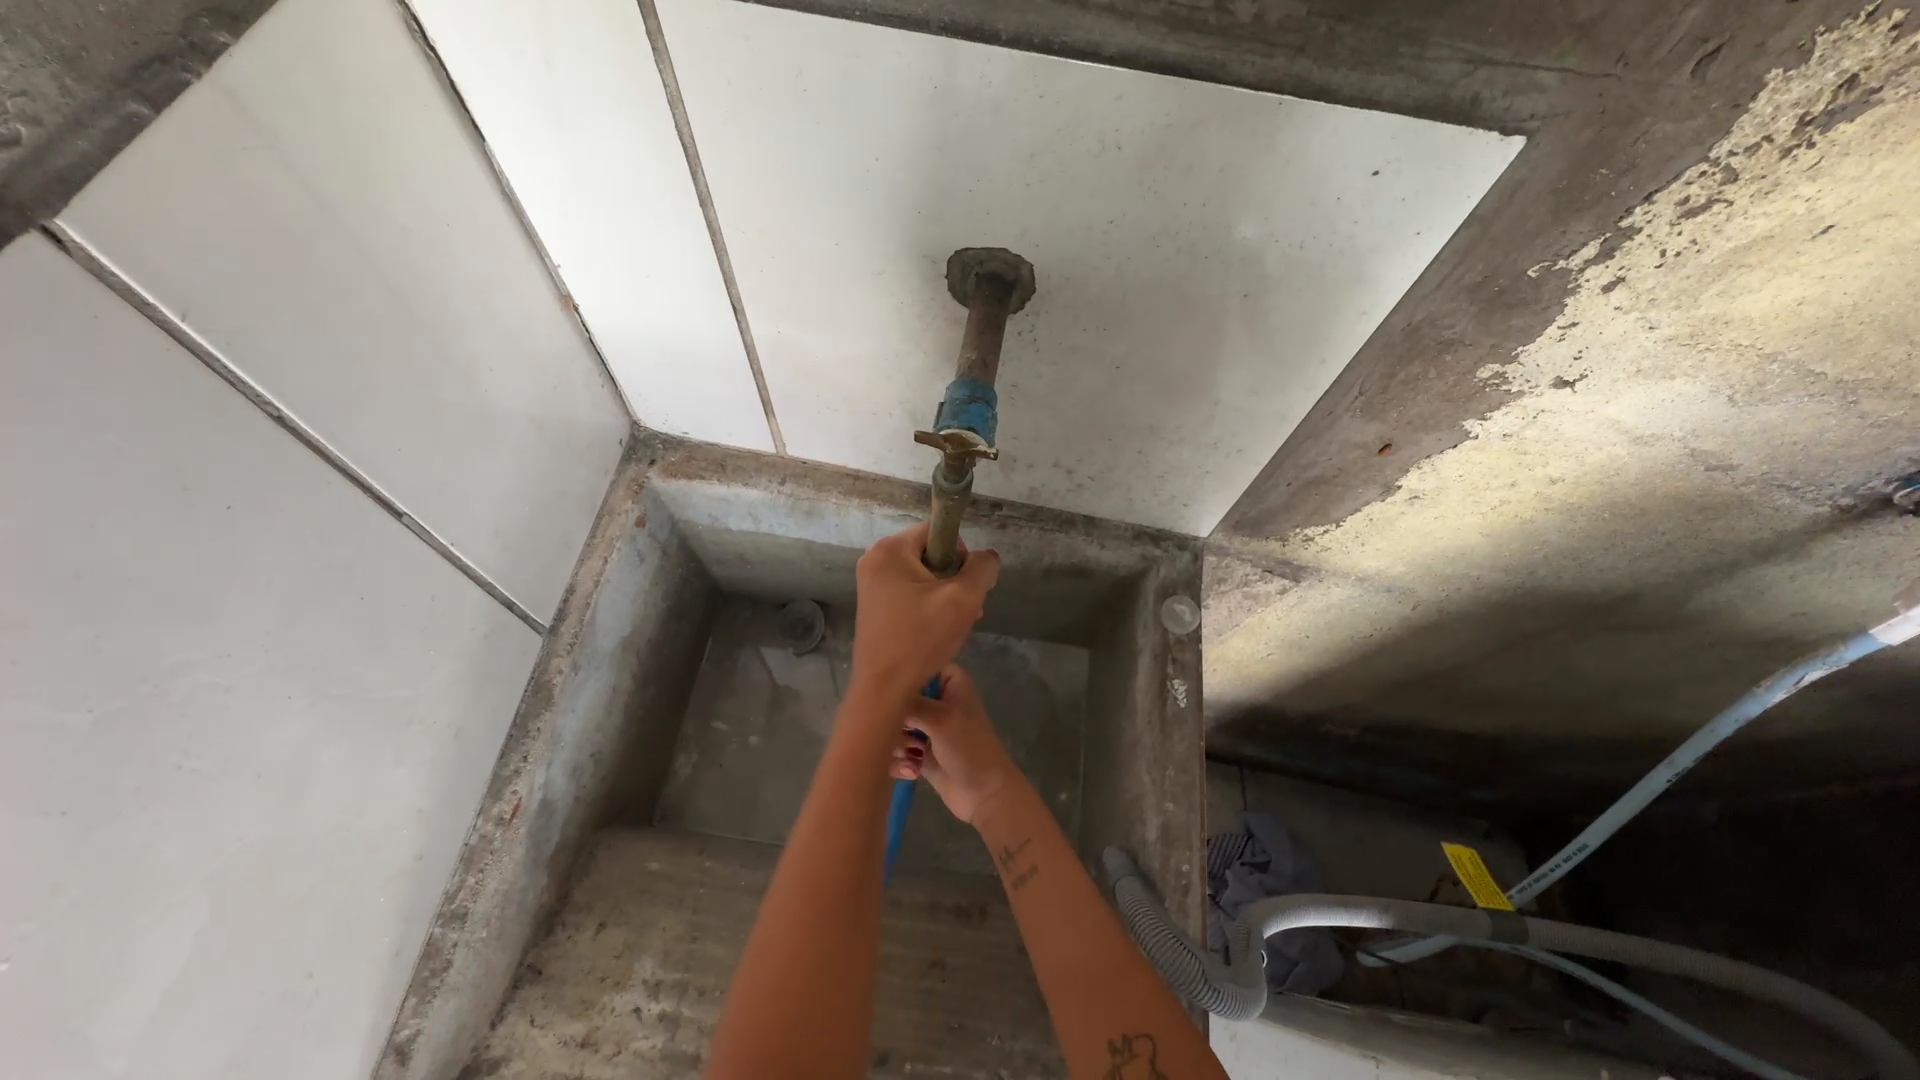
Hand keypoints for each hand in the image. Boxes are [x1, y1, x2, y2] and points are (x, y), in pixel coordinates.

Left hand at [850, 523, 998, 705]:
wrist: (884, 688)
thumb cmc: (921, 638)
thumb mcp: (963, 599)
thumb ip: (982, 568)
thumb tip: (987, 558)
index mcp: (890, 550)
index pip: (937, 532)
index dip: (961, 555)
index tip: (969, 586)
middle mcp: (874, 560)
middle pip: (930, 554)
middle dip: (955, 579)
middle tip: (969, 610)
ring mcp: (870, 584)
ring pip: (922, 577)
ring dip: (945, 595)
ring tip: (958, 624)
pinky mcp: (872, 606)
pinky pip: (908, 593)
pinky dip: (927, 606)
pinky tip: (938, 630)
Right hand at [890, 666, 1024, 825]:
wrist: (984, 794)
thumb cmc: (968, 748)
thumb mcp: (940, 718)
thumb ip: (909, 702)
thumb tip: (879, 696)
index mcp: (952, 683)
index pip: (922, 666)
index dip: (905, 676)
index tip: (889, 689)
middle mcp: (939, 702)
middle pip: (902, 697)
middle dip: (897, 718)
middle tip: (906, 730)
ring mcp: (928, 728)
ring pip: (894, 725)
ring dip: (897, 742)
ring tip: (911, 754)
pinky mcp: (919, 753)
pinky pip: (895, 749)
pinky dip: (899, 760)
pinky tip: (911, 770)